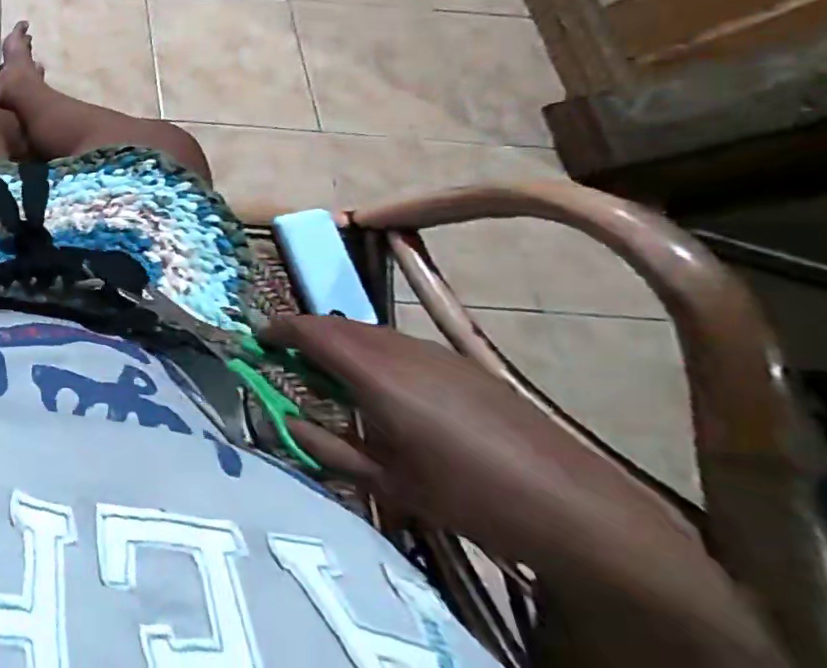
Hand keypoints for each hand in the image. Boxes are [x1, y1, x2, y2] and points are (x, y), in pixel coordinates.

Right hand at [260, 315, 697, 583]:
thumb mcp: (386, 480)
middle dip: (307, 335)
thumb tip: (286, 422)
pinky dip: (373, 354)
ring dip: (341, 344)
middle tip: (289, 359)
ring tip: (332, 377)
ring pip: (370, 333)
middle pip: (339, 326)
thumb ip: (327, 447)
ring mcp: (433, 351)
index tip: (259, 338)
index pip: (312, 331)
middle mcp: (399, 349)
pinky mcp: (458, 363)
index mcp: (374, 373)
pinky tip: (384, 391)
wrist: (567, 501)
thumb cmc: (464, 494)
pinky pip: (399, 345)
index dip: (280, 329)